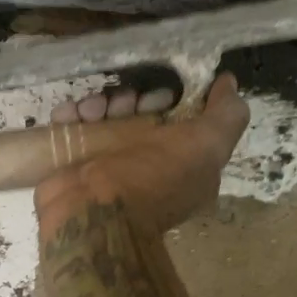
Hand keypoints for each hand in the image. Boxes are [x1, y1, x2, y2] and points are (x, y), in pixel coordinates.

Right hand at [36, 75, 250, 233]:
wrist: (93, 214)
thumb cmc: (153, 179)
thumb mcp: (207, 146)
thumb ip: (226, 115)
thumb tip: (229, 83)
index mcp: (181, 163)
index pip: (179, 120)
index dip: (171, 100)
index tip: (162, 96)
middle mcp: (146, 163)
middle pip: (140, 115)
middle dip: (132, 100)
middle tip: (124, 104)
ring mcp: (108, 165)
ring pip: (106, 118)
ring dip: (99, 106)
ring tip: (90, 111)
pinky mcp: (75, 164)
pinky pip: (74, 129)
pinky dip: (70, 117)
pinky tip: (67, 115)